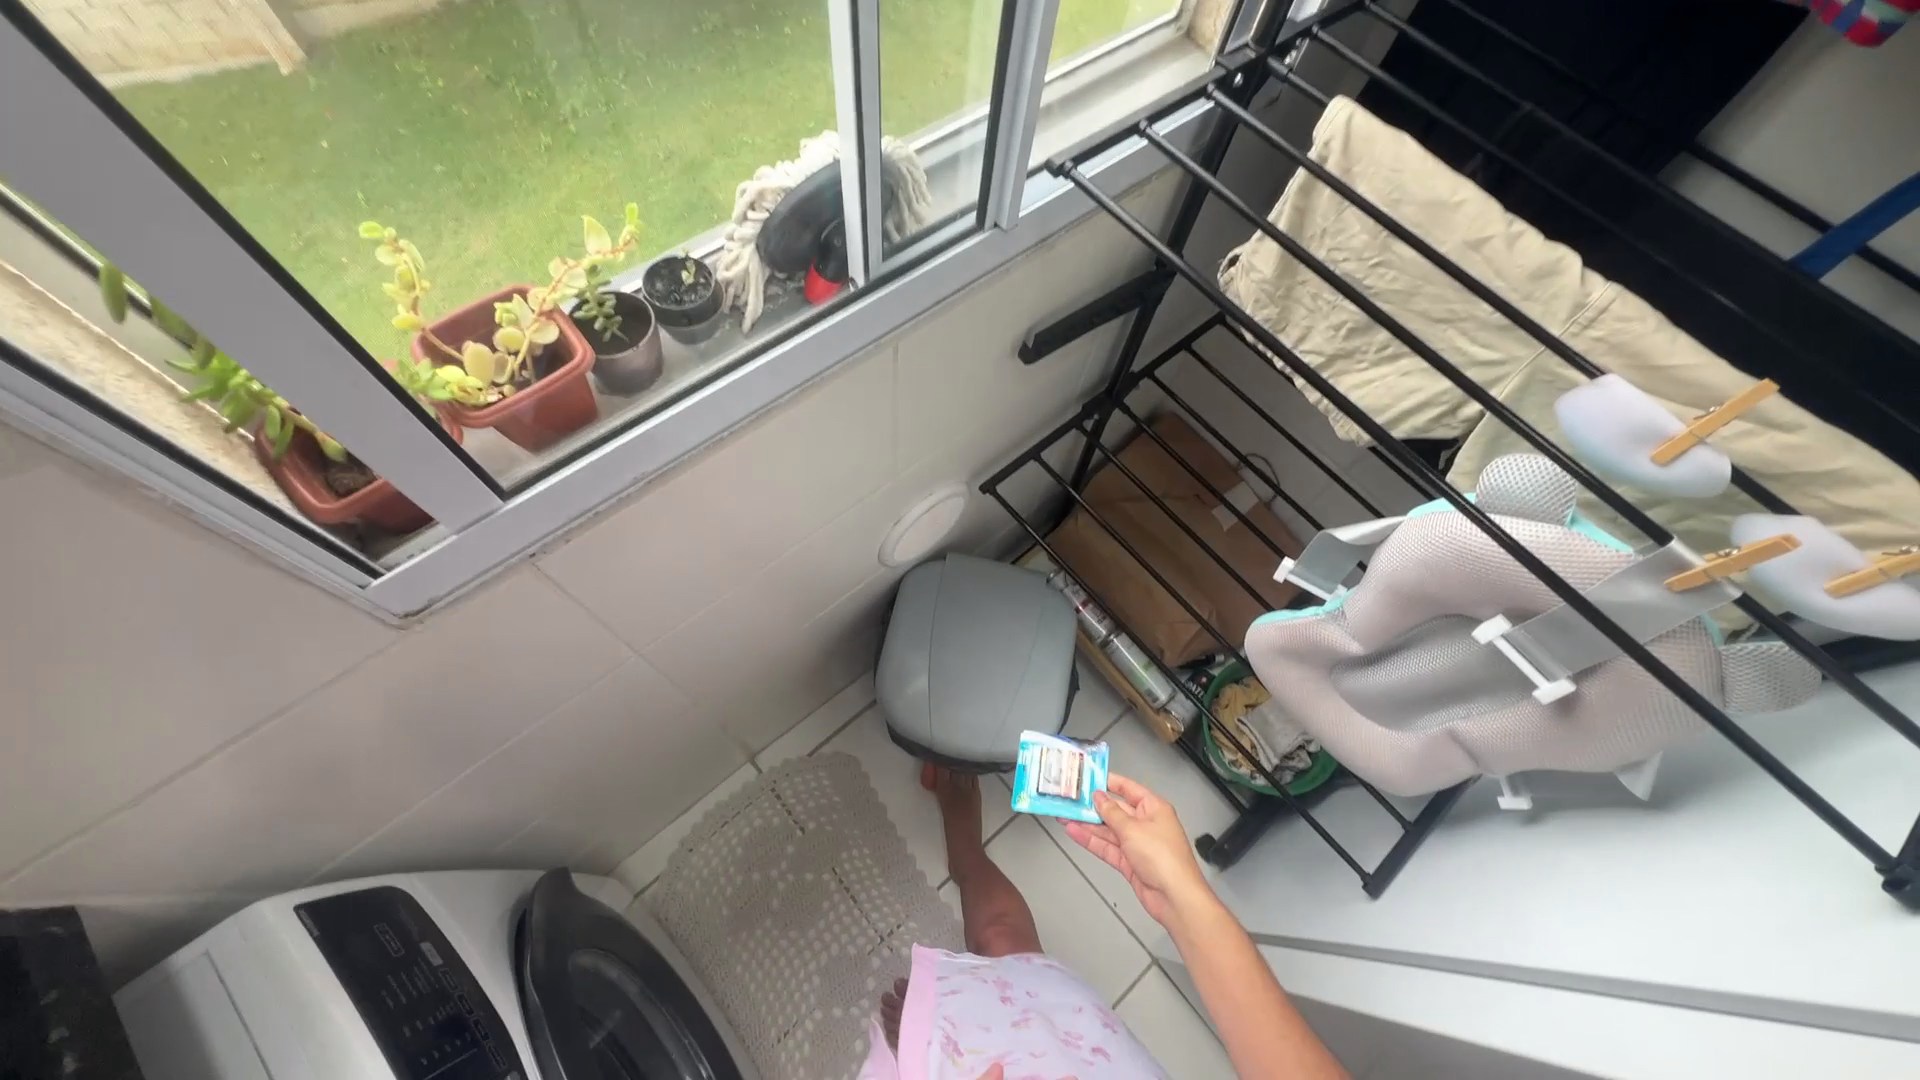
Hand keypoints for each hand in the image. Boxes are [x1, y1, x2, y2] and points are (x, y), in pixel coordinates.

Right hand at [1064, 774, 1212, 928]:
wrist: (1174, 897)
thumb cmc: (1163, 857)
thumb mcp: (1133, 828)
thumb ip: (1111, 812)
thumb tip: (1099, 797)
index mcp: (1153, 808)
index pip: (1127, 788)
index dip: (1108, 782)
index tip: (1088, 777)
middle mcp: (1145, 823)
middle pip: (1115, 810)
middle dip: (1092, 807)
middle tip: (1070, 800)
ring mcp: (1137, 844)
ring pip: (1108, 830)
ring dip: (1087, 824)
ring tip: (1065, 816)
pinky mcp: (1129, 862)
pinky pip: (1107, 847)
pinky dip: (1091, 841)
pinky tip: (1075, 833)